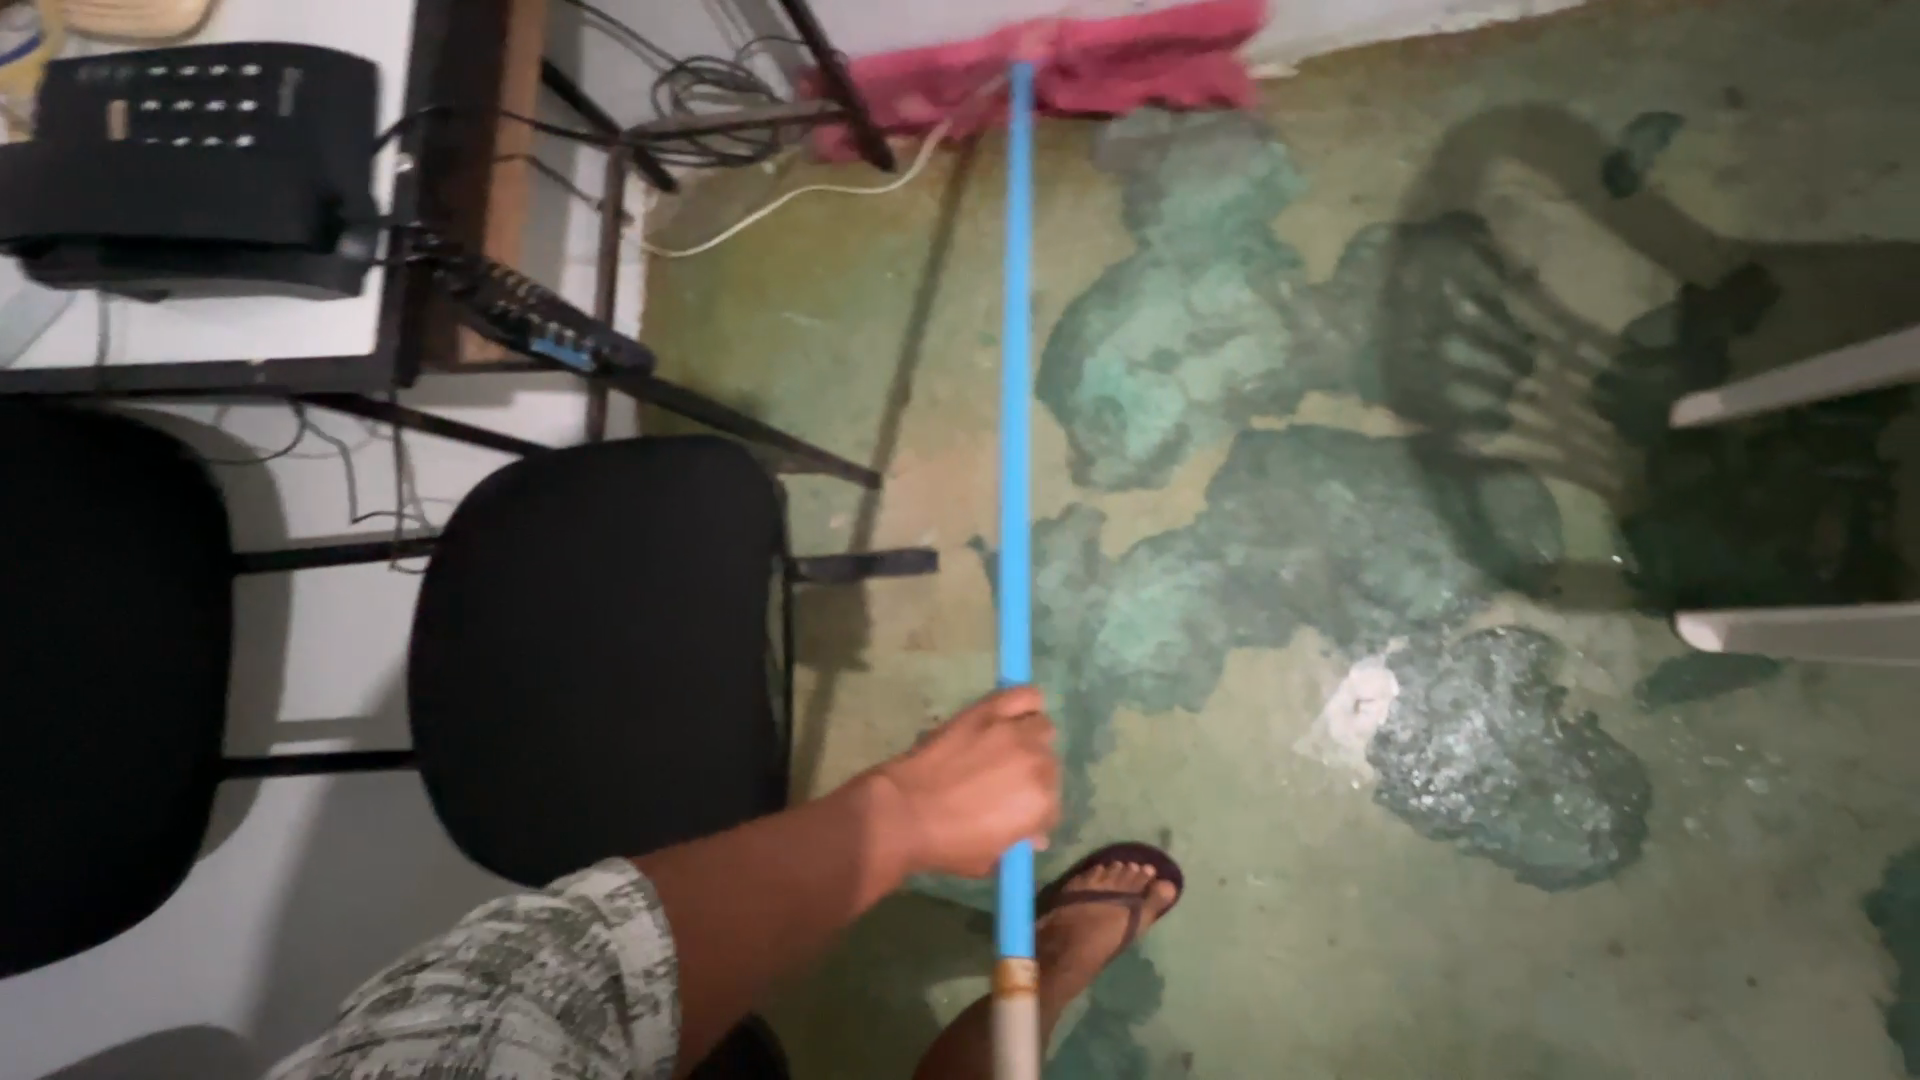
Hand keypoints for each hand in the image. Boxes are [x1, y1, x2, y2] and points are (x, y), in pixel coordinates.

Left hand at [865, 686, 1059, 878]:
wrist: (904, 811)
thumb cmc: (947, 843)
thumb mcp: (991, 858)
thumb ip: (1017, 840)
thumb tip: (1033, 833)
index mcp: (1041, 804)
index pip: (1053, 805)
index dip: (1034, 812)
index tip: (1017, 814)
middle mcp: (1037, 764)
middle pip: (1050, 764)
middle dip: (1033, 776)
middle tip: (1008, 782)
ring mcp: (1013, 732)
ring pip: (1042, 727)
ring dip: (1031, 740)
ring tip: (1009, 748)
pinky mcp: (989, 711)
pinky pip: (1026, 696)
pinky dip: (1029, 701)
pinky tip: (1018, 713)